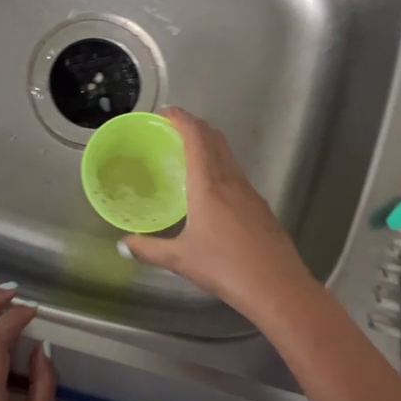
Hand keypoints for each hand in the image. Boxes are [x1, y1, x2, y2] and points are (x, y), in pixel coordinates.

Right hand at [122, 108, 316, 315]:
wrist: (277, 286)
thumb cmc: (225, 268)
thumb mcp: (180, 259)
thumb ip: (149, 249)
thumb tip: (123, 245)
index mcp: (208, 185)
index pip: (196, 136)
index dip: (180, 118)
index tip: (163, 114)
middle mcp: (231, 181)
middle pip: (214, 139)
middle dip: (193, 127)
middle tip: (171, 132)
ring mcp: (250, 193)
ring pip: (228, 156)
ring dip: (208, 146)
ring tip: (186, 158)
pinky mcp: (260, 207)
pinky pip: (236, 175)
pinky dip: (219, 168)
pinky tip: (211, 192)